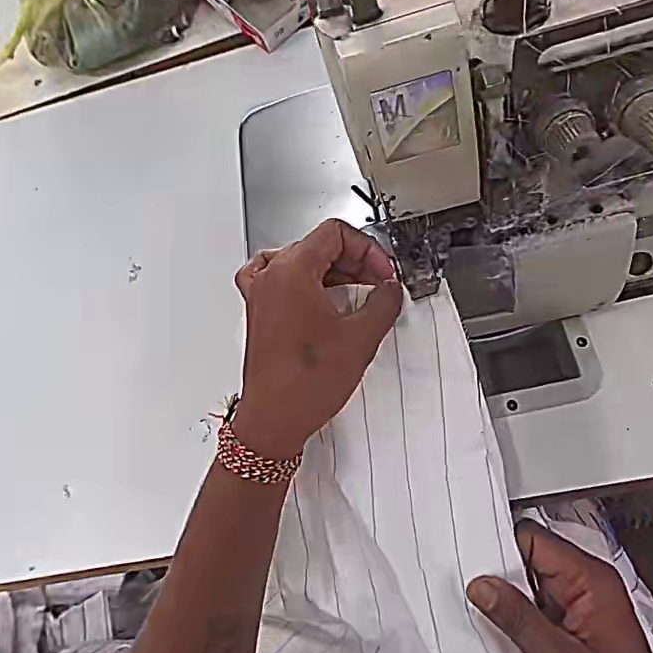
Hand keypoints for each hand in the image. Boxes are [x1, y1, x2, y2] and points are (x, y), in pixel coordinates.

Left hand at [231, 219, 403, 458]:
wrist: (274, 418)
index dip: (368, 249)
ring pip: (304, 261)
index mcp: (292, 271)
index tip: (383, 271)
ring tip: (359, 293)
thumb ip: (383, 302)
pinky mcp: (262, 312)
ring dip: (336, 272)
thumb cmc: (303, 384)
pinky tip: (323, 297)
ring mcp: (262, 293)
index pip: (336, 233)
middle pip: (320, 244)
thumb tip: (390, 290)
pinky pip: (284, 280)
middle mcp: (271, 276)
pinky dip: (308, 283)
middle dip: (357, 261)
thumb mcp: (361, 337)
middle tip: (380, 283)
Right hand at [467, 521, 652, 652]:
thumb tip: (483, 585)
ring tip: (492, 626)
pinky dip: (521, 624)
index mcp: (593, 580)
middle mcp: (590, 587)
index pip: (535, 540)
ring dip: (511, 604)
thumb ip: (517, 619)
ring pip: (533, 588)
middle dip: (502, 579)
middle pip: (532, 560)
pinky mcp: (577, 631)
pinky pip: (540, 612)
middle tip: (475, 597)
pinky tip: (509, 641)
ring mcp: (584, 609)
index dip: (501, 548)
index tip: (471, 564)